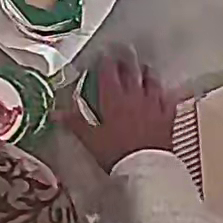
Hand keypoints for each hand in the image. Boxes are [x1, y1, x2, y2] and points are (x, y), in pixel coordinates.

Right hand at [65, 46, 175, 171]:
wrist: (145, 168)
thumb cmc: (115, 153)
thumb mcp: (91, 139)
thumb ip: (74, 122)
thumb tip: (55, 113)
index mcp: (113, 99)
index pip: (109, 73)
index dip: (106, 61)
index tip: (104, 54)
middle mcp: (134, 96)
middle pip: (130, 71)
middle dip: (125, 61)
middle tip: (123, 54)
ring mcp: (153, 103)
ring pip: (151, 80)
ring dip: (146, 72)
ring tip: (144, 67)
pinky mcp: (167, 115)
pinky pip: (168, 98)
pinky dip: (165, 92)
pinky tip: (165, 91)